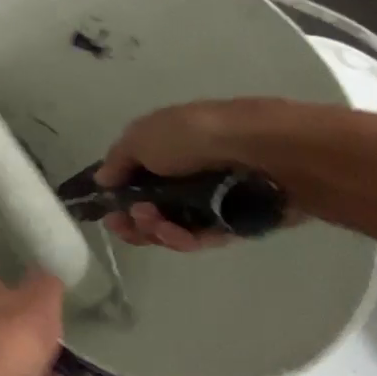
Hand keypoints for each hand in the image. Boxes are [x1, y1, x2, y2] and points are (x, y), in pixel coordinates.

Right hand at [96, 101, 273, 251]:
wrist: (272, 151)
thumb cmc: (199, 136)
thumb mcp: (141, 137)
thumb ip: (117, 161)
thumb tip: (104, 180)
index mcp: (170, 145)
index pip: (135, 176)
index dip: (116, 194)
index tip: (106, 206)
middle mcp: (190, 171)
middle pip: (151, 206)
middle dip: (131, 218)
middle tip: (125, 221)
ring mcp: (215, 198)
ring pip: (172, 225)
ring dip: (153, 230)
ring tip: (154, 224)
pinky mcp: (239, 222)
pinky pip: (202, 237)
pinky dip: (184, 239)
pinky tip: (177, 235)